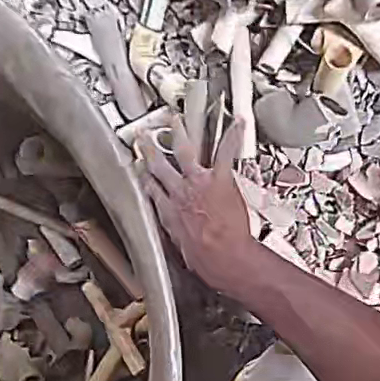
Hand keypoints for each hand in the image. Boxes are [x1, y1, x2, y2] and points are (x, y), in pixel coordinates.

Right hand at [134, 119, 258, 291]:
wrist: (222, 256)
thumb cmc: (205, 259)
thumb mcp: (182, 248)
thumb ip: (179, 233)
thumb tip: (183, 236)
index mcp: (168, 211)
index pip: (152, 189)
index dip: (145, 178)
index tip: (142, 171)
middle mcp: (179, 193)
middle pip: (159, 166)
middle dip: (150, 150)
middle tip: (143, 138)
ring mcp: (198, 182)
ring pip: (183, 151)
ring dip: (179, 133)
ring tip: (175, 121)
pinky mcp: (219, 178)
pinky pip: (225, 152)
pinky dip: (233, 136)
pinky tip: (237, 123)